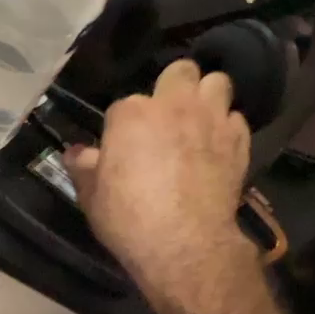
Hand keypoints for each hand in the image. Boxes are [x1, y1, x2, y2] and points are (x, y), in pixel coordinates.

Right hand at [66, 60, 258, 313]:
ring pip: (217, 82)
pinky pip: (235, 118)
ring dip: (205, 97)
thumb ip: (84, 167)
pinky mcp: (239, 138)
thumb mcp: (91, 196)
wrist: (182, 241)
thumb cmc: (126, 217)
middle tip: (164, 117)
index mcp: (131, 115)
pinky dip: (224, 127)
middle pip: (179, 72)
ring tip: (196, 121)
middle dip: (171, 88)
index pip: (122, 105)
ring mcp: (212, 118)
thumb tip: (75, 152)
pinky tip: (214, 147)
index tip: (119, 146)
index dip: (121, 126)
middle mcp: (174, 105)